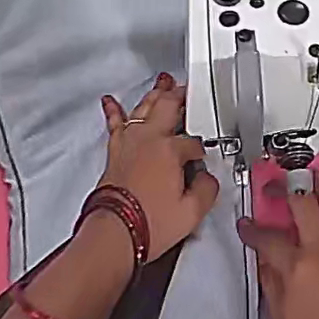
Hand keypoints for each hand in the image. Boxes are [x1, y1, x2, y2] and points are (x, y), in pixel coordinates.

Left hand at [95, 74, 218, 261]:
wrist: (115, 234)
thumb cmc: (148, 223)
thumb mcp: (193, 211)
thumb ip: (207, 189)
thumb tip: (208, 180)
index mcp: (171, 150)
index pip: (193, 142)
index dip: (201, 149)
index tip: (202, 160)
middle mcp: (149, 140)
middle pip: (168, 107)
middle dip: (180, 96)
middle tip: (187, 90)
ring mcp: (129, 143)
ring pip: (144, 108)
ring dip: (155, 94)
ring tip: (162, 84)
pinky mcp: (115, 152)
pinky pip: (116, 123)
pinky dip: (114, 110)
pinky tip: (110, 101)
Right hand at [237, 169, 318, 318]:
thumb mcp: (281, 314)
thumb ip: (270, 279)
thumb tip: (265, 259)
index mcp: (297, 265)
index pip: (267, 235)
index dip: (252, 229)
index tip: (249, 226)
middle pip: (300, 198)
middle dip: (281, 186)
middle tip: (273, 184)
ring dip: (317, 179)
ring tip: (307, 174)